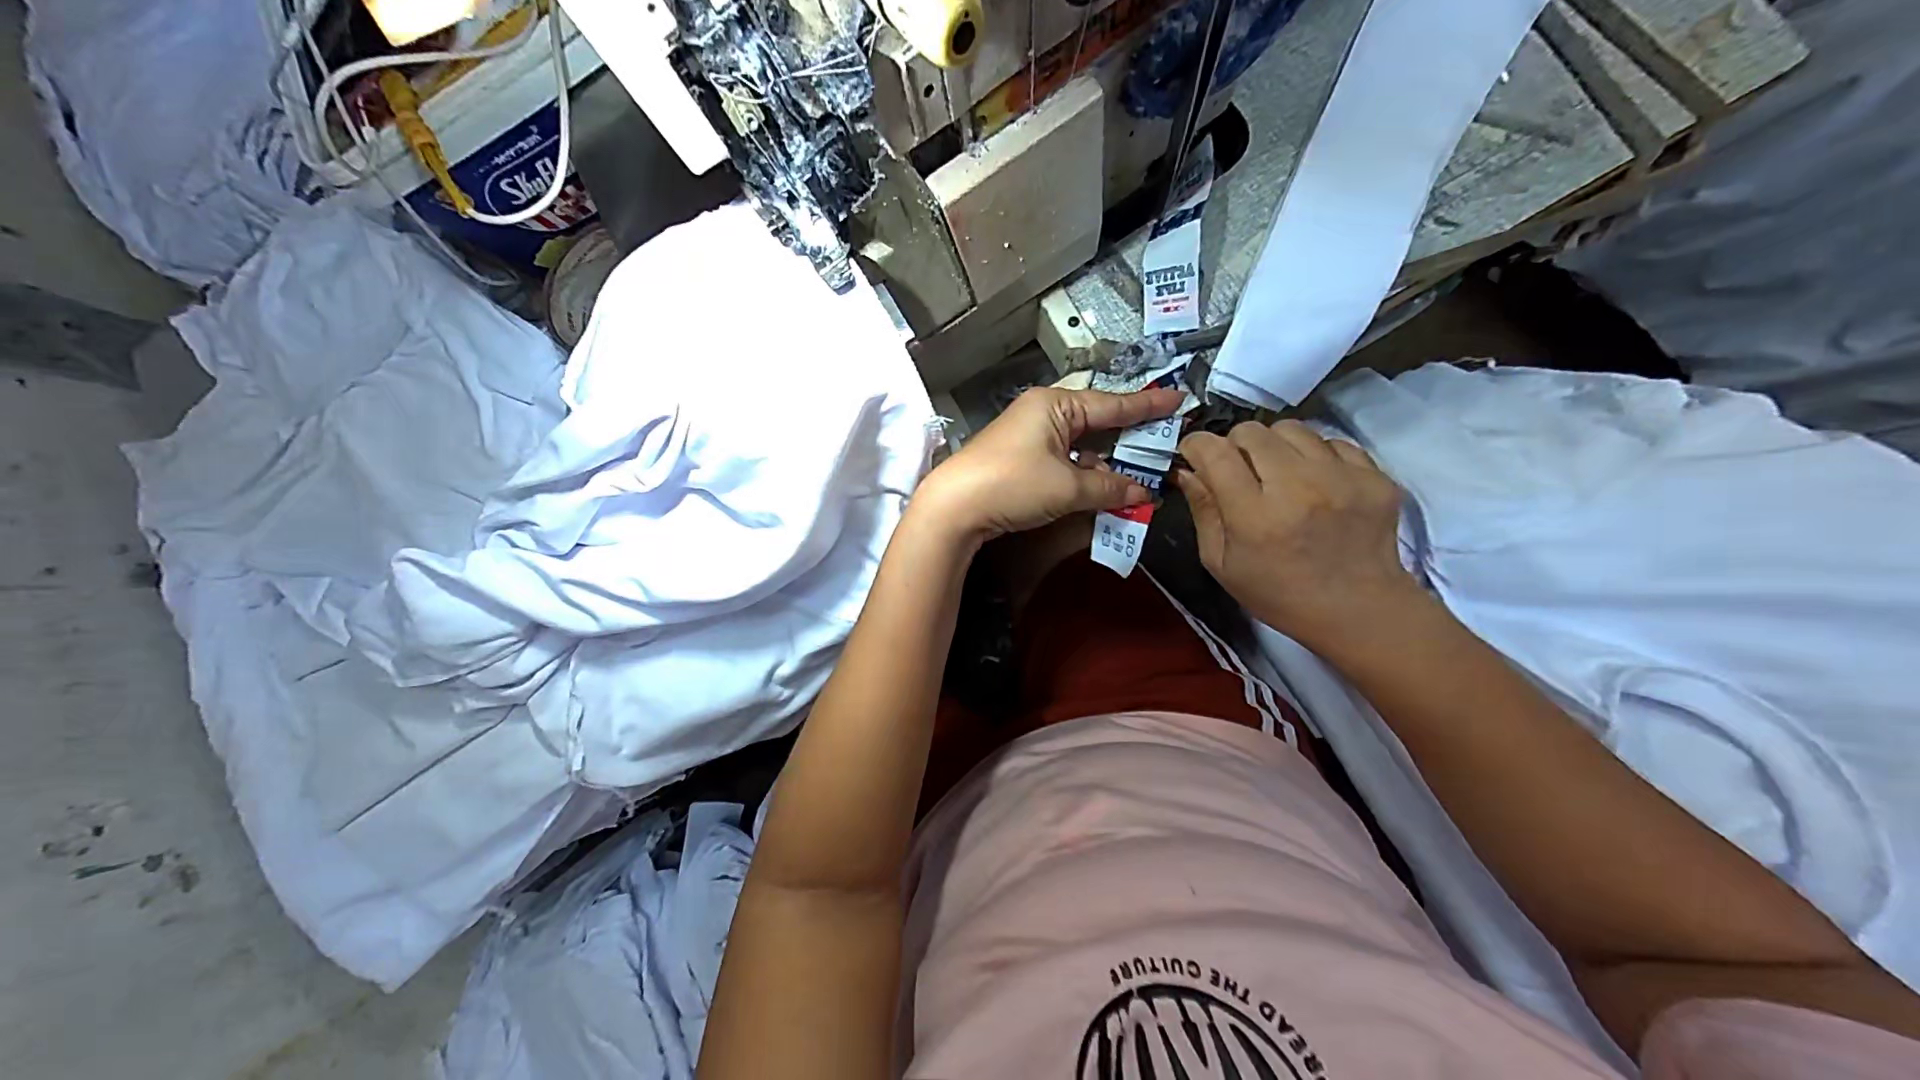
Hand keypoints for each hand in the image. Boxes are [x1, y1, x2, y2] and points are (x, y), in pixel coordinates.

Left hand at [912, 386, 1185, 542]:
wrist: (953, 508)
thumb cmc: (1012, 484)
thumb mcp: (1068, 487)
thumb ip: (1109, 488)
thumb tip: (1142, 493)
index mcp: (1056, 405)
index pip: (1113, 404)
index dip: (1148, 405)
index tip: (1178, 399)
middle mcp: (1043, 412)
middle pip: (1097, 422)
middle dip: (1128, 437)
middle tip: (1164, 442)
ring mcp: (1030, 435)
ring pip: (1081, 444)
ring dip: (1106, 462)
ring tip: (1139, 474)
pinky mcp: (1020, 458)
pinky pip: (1064, 458)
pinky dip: (1084, 471)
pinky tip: (1101, 486)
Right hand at [1176, 419, 1424, 648]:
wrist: (1358, 610)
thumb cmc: (1278, 593)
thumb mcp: (1222, 563)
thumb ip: (1203, 511)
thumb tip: (1187, 470)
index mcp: (1255, 515)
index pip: (1215, 452)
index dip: (1196, 446)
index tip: (1194, 456)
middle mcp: (1299, 487)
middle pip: (1252, 431)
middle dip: (1234, 445)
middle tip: (1237, 469)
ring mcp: (1341, 478)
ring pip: (1291, 428)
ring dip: (1274, 445)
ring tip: (1277, 473)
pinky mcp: (1373, 476)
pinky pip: (1331, 442)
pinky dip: (1314, 455)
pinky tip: (1313, 482)